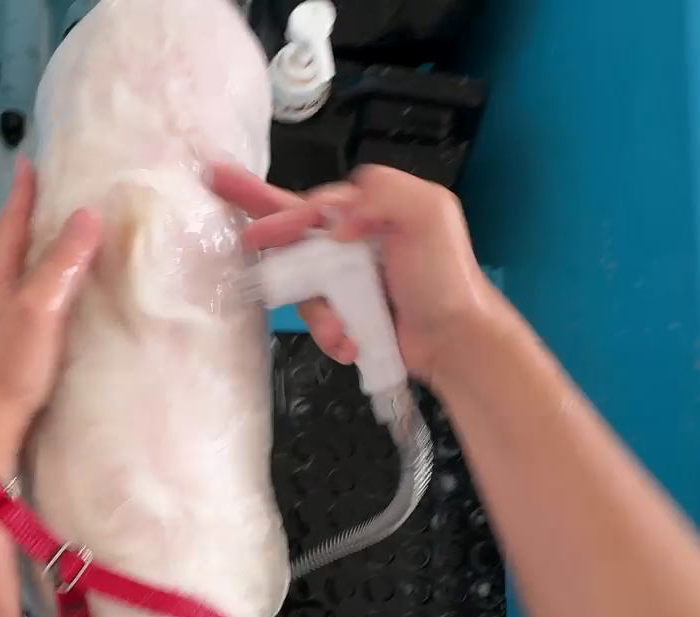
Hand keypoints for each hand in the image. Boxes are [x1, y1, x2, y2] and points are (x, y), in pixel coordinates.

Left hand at [0, 158, 102, 470]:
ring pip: (13, 276)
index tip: (30, 161)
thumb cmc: (14, 368)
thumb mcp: (41, 309)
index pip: (10, 227)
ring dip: (32, 254)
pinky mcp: (2, 350)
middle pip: (8, 248)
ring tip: (56, 241)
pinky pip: (21, 303)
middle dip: (26, 220)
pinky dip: (37, 287)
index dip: (22, 195)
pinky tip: (52, 299)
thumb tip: (87, 214)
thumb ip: (61, 264)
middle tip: (48, 196)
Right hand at [210, 164, 503, 389]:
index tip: (257, 228)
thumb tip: (337, 221)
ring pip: (303, 289)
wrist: (451, 338)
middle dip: (272, 242)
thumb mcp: (429, 212)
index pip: (314, 206)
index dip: (280, 213)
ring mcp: (345, 281)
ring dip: (318, 312)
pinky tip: (350, 341)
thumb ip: (384, 192)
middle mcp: (352, 244)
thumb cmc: (445, 277)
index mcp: (370, 212)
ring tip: (341, 329)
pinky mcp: (342, 315)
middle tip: (249, 240)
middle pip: (294, 240)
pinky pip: (317, 321)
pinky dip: (329, 334)